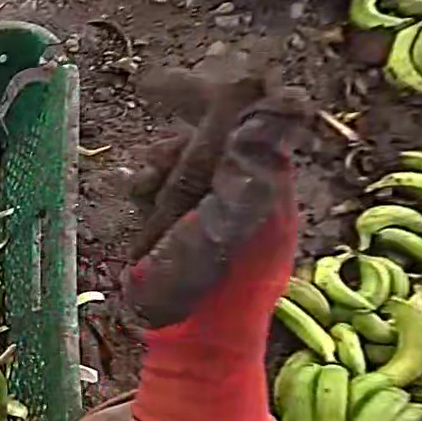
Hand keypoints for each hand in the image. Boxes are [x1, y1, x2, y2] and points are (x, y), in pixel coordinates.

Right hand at [120, 63, 307, 420]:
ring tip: (140, 183)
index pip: (249, 113)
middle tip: (147, 88)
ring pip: (191, 160)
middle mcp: (246, 189)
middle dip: (183, 113)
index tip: (167, 78)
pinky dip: (155, 187)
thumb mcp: (232, 225)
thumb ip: (251, 166)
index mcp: (263, 183)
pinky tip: (139, 201)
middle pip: (219, 130)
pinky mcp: (192, 230)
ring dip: (164, 160)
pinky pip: (175, 189)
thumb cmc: (211, 289)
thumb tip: (282, 100)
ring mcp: (218, 210)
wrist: (193, 342)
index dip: (212, 88)